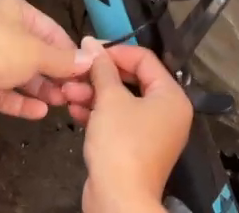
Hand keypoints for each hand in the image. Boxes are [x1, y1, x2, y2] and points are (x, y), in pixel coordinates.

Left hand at [0, 0, 93, 120]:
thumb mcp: (37, 52)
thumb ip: (63, 59)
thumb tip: (89, 60)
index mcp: (13, 8)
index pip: (48, 27)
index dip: (67, 49)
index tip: (84, 70)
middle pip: (34, 50)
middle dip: (53, 72)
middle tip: (72, 92)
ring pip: (19, 72)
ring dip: (39, 88)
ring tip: (59, 104)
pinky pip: (3, 89)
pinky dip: (20, 100)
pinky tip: (39, 113)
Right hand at [80, 44, 192, 212]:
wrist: (119, 201)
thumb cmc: (121, 143)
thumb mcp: (110, 98)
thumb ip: (102, 67)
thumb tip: (92, 42)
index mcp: (171, 96)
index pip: (144, 59)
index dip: (115, 51)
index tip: (89, 50)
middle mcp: (166, 112)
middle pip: (131, 80)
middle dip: (99, 76)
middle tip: (75, 71)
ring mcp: (151, 132)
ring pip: (120, 101)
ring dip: (93, 93)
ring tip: (67, 92)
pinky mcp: (134, 148)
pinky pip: (117, 120)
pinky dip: (97, 113)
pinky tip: (74, 110)